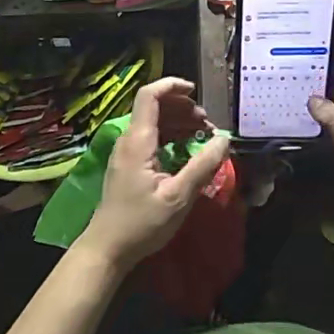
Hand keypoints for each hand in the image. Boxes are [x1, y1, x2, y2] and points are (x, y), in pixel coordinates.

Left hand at [79, 78, 231, 271]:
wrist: (108, 247)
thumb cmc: (142, 223)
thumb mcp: (179, 196)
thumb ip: (203, 166)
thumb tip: (225, 139)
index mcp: (138, 141)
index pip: (150, 96)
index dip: (172, 86)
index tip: (196, 92)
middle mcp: (128, 140)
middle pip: (154, 107)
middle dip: (182, 108)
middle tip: (208, 124)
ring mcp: (126, 153)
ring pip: (153, 123)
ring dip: (178, 122)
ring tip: (203, 135)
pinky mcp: (128, 165)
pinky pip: (150, 139)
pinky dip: (170, 137)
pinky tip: (187, 150)